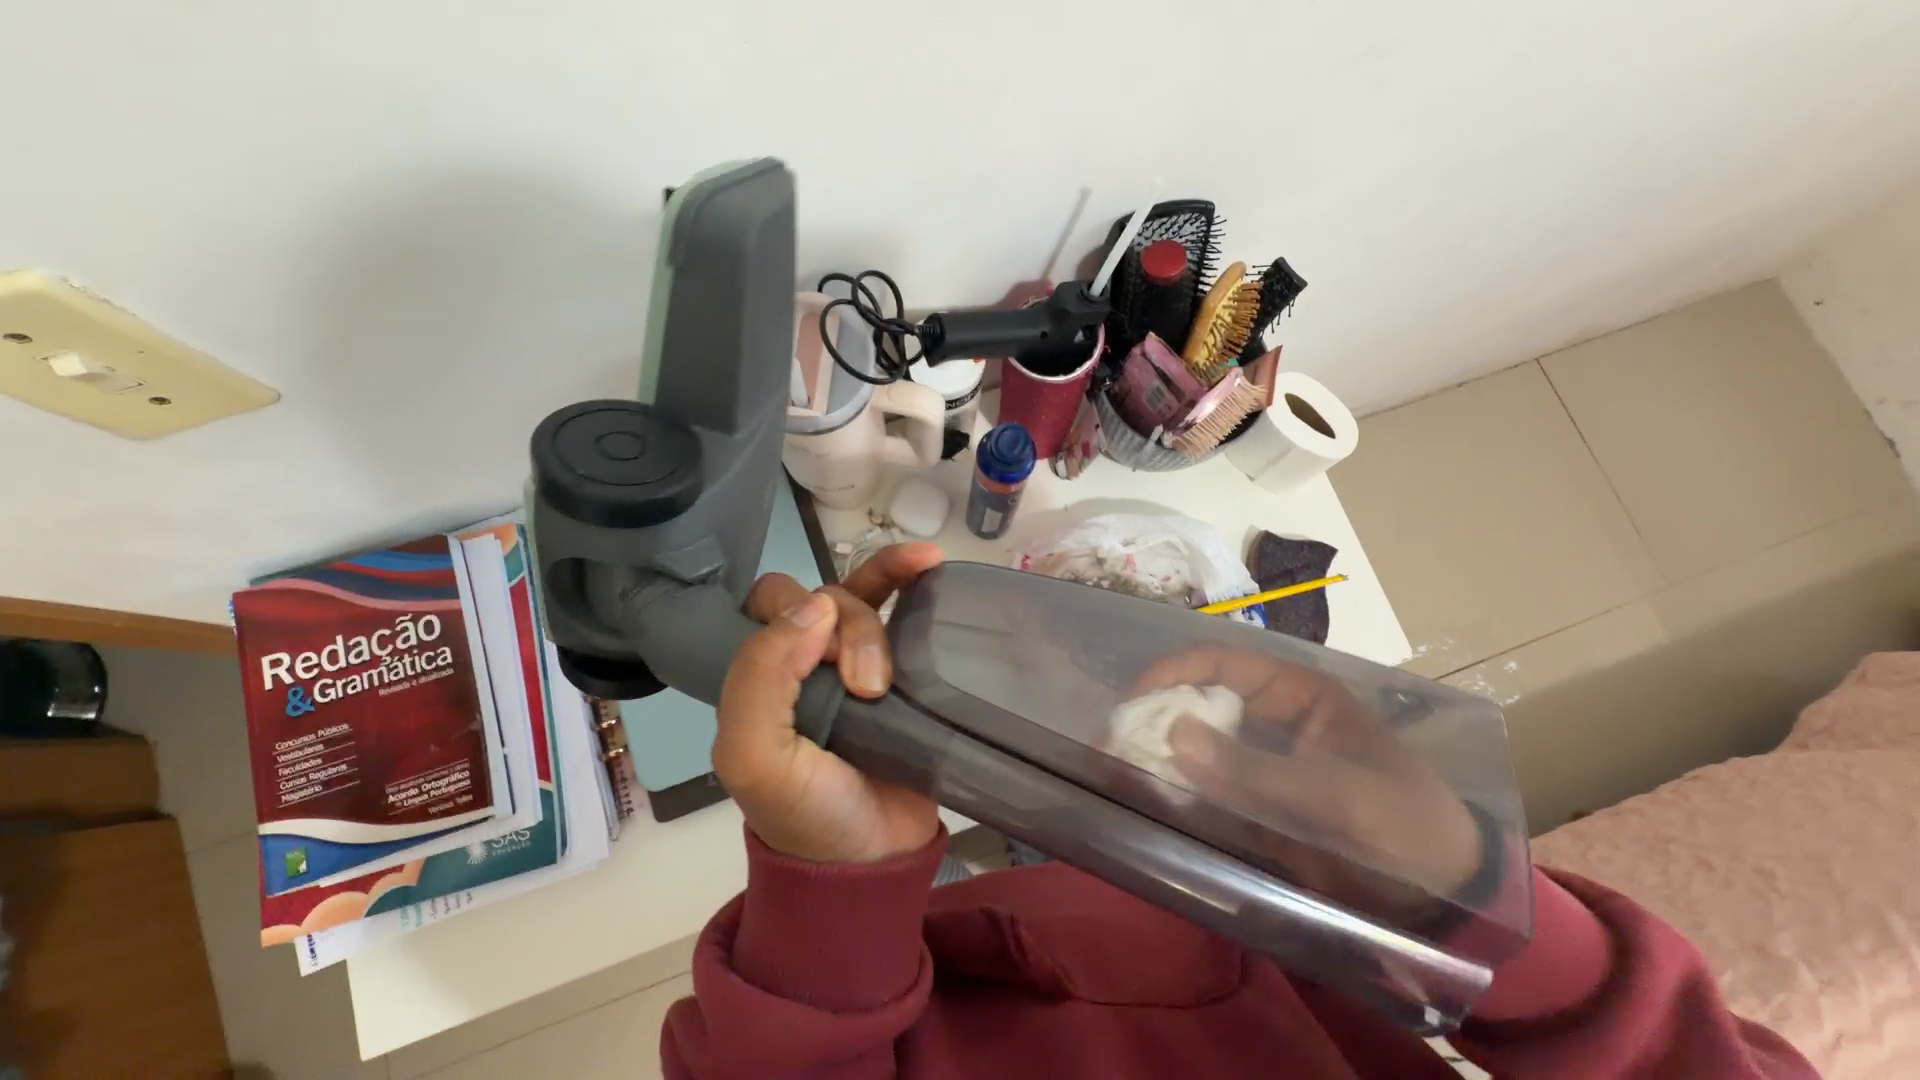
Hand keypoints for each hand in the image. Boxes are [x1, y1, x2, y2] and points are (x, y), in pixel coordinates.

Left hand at [713, 543, 944, 863]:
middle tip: (867, 689)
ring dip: (877, 618)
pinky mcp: (902, 669)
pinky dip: (909, 575)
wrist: (874, 860)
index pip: (768, 608)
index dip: (796, 619)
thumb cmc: (807, 814)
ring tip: (890, 676)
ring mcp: (853, 663)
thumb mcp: (755, 757)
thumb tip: (815, 605)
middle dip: (847, 632)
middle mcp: (802, 662)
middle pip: (821, 600)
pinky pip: (900, 606)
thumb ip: (760, 679)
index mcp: (760, 676)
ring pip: (860, 598)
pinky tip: (931, 560)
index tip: (823, 656)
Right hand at [1135, 646, 1481, 914]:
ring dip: (1156, 755)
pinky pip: (1205, 791)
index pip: (1227, 664)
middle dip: (1156, 716)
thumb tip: (1172, 733)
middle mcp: (1271, 722)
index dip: (1178, 670)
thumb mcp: (1337, 795)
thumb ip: (1255, 769)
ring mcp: (1259, 766)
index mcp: (1298, 696)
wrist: (1441, 899)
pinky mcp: (1252, 808)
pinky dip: (1172, 792)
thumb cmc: (1402, 825)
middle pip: (1201, 704)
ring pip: (1196, 749)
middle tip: (1111, 739)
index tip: (1135, 695)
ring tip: (1110, 766)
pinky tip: (1138, 797)